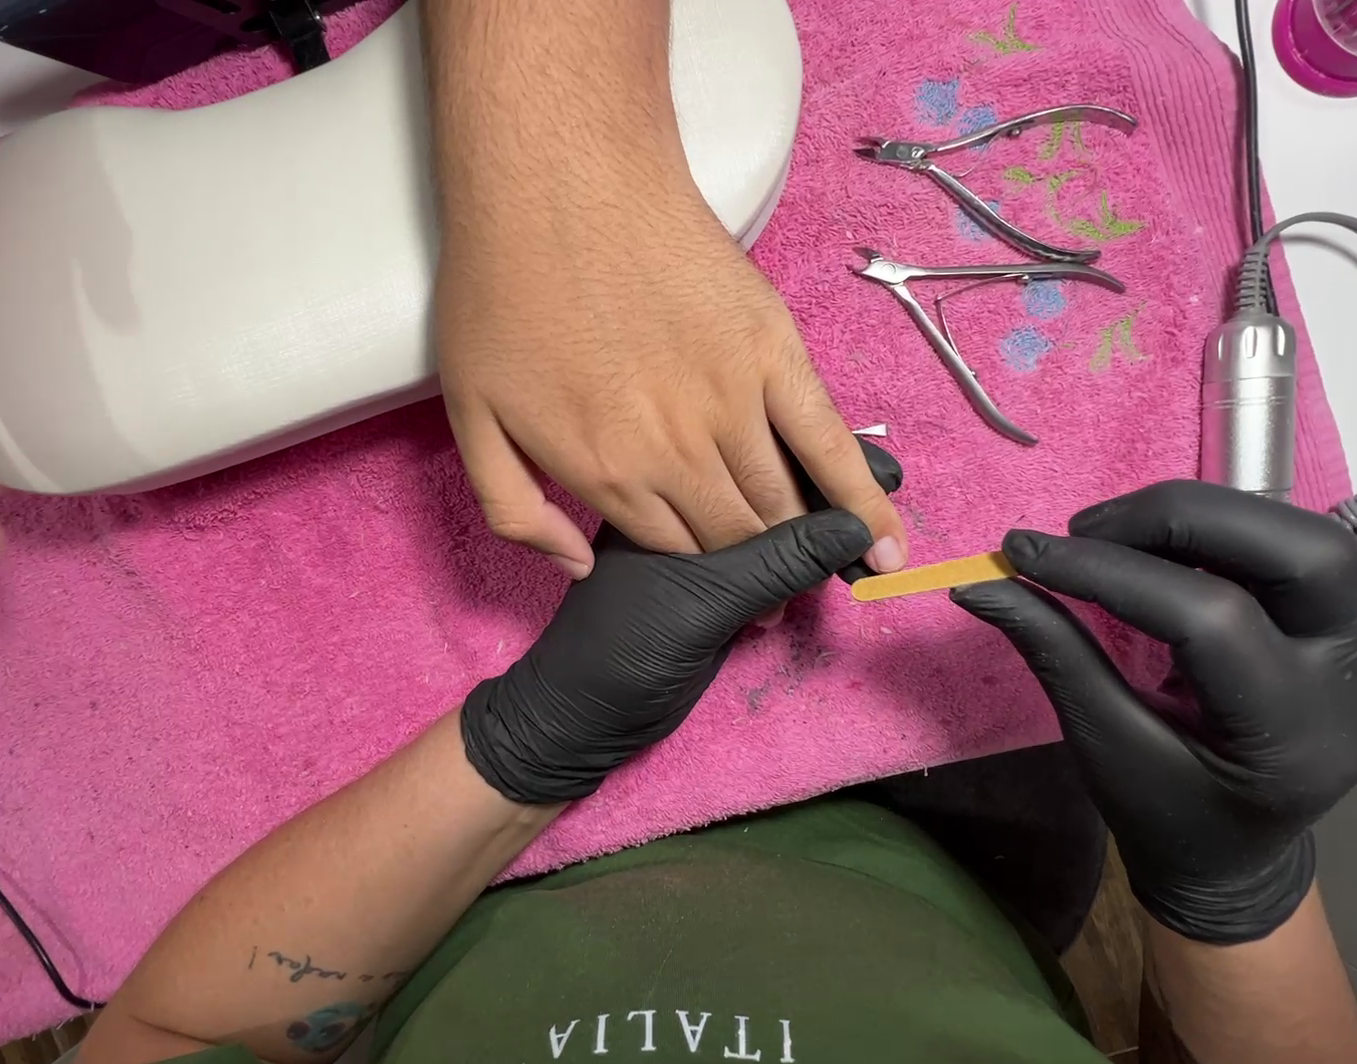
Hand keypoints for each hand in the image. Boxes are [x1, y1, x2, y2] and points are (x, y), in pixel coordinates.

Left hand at [433, 187, 906, 579]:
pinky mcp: (775, 357)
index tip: (724, 594)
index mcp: (607, 476)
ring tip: (829, 570)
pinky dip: (862, 502)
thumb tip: (579, 568)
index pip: (677, 555)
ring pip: (783, 506)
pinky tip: (885, 546)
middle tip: (777, 594)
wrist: (559, 177)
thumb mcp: (470, 416)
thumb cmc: (503, 291)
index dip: (704, 582)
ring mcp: (732, 406)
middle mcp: (676, 456)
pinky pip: (829, 445)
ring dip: (807, 551)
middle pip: (735, 541)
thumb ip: (515, 512)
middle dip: (759, 580)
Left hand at [461, 489, 883, 802]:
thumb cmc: (626, 656)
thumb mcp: (704, 607)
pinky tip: (835, 544)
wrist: (581, 717)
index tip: (880, 479)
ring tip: (877, 510)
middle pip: (769, 471)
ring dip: (821, 512)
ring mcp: (694, 533)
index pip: (753, 457)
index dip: (821, 466)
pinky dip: (800, 545)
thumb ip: (775, 562)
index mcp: (665, 487)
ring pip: (769, 505)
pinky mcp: (707, 572)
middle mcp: (680, 498)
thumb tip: (854, 528)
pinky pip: (762, 544)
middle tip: (891, 489)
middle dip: (831, 482)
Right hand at [953, 481, 1356, 943]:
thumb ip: (1052, 652)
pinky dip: (1213, 532)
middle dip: (1182, 519)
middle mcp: (1352, 684)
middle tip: (1087, 530)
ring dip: (1201, 516)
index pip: (1208, 618)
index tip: (1023, 554)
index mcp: (1287, 736)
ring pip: (1308, 536)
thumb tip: (981, 586)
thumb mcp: (1100, 742)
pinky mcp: (1346, 632)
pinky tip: (1153, 548)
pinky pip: (1289, 552)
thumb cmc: (1164, 813)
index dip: (1107, 572)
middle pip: (1304, 552)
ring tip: (1112, 534)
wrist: (1235, 859)